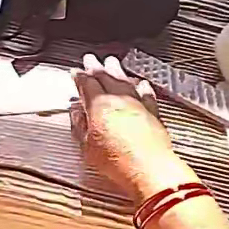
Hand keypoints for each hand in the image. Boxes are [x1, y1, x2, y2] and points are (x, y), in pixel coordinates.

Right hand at [70, 54, 195, 202]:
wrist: (149, 168)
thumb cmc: (119, 160)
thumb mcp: (87, 147)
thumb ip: (80, 126)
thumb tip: (76, 115)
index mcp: (99, 105)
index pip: (86, 84)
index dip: (79, 76)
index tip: (75, 72)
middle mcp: (119, 100)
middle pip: (105, 77)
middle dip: (96, 67)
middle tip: (91, 59)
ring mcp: (138, 104)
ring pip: (125, 80)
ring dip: (117, 70)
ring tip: (113, 63)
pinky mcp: (153, 113)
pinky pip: (146, 93)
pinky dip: (141, 86)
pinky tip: (141, 83)